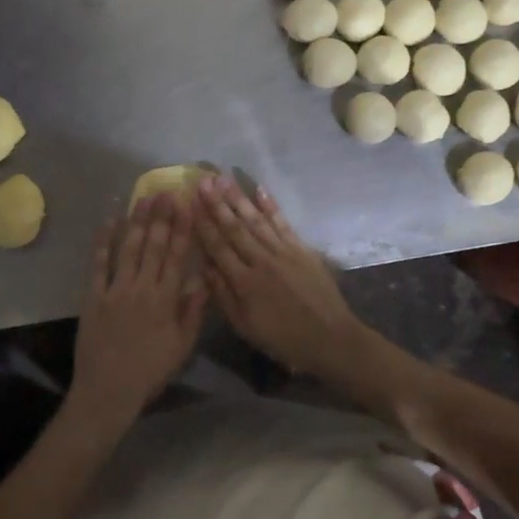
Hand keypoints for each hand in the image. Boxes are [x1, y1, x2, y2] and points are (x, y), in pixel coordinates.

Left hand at [68, 194, 207, 422]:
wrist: (108, 390)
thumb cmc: (150, 372)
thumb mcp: (182, 347)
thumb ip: (193, 313)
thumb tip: (204, 281)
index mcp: (166, 300)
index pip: (178, 256)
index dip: (183, 228)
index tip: (187, 205)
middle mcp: (142, 288)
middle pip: (154, 245)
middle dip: (162, 216)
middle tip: (166, 191)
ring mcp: (115, 290)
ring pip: (129, 248)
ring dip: (137, 221)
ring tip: (143, 198)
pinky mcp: (93, 296)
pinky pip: (99, 263)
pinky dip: (104, 241)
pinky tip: (109, 221)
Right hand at [192, 176, 371, 376]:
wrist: (329, 339)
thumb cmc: (282, 338)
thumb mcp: (244, 326)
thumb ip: (223, 295)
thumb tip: (204, 266)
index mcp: (243, 282)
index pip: (217, 247)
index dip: (202, 224)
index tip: (188, 203)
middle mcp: (261, 261)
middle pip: (234, 228)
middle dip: (216, 204)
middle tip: (202, 181)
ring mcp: (283, 252)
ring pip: (256, 220)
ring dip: (239, 199)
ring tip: (224, 179)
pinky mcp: (302, 250)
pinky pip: (283, 224)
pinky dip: (271, 206)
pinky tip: (260, 189)